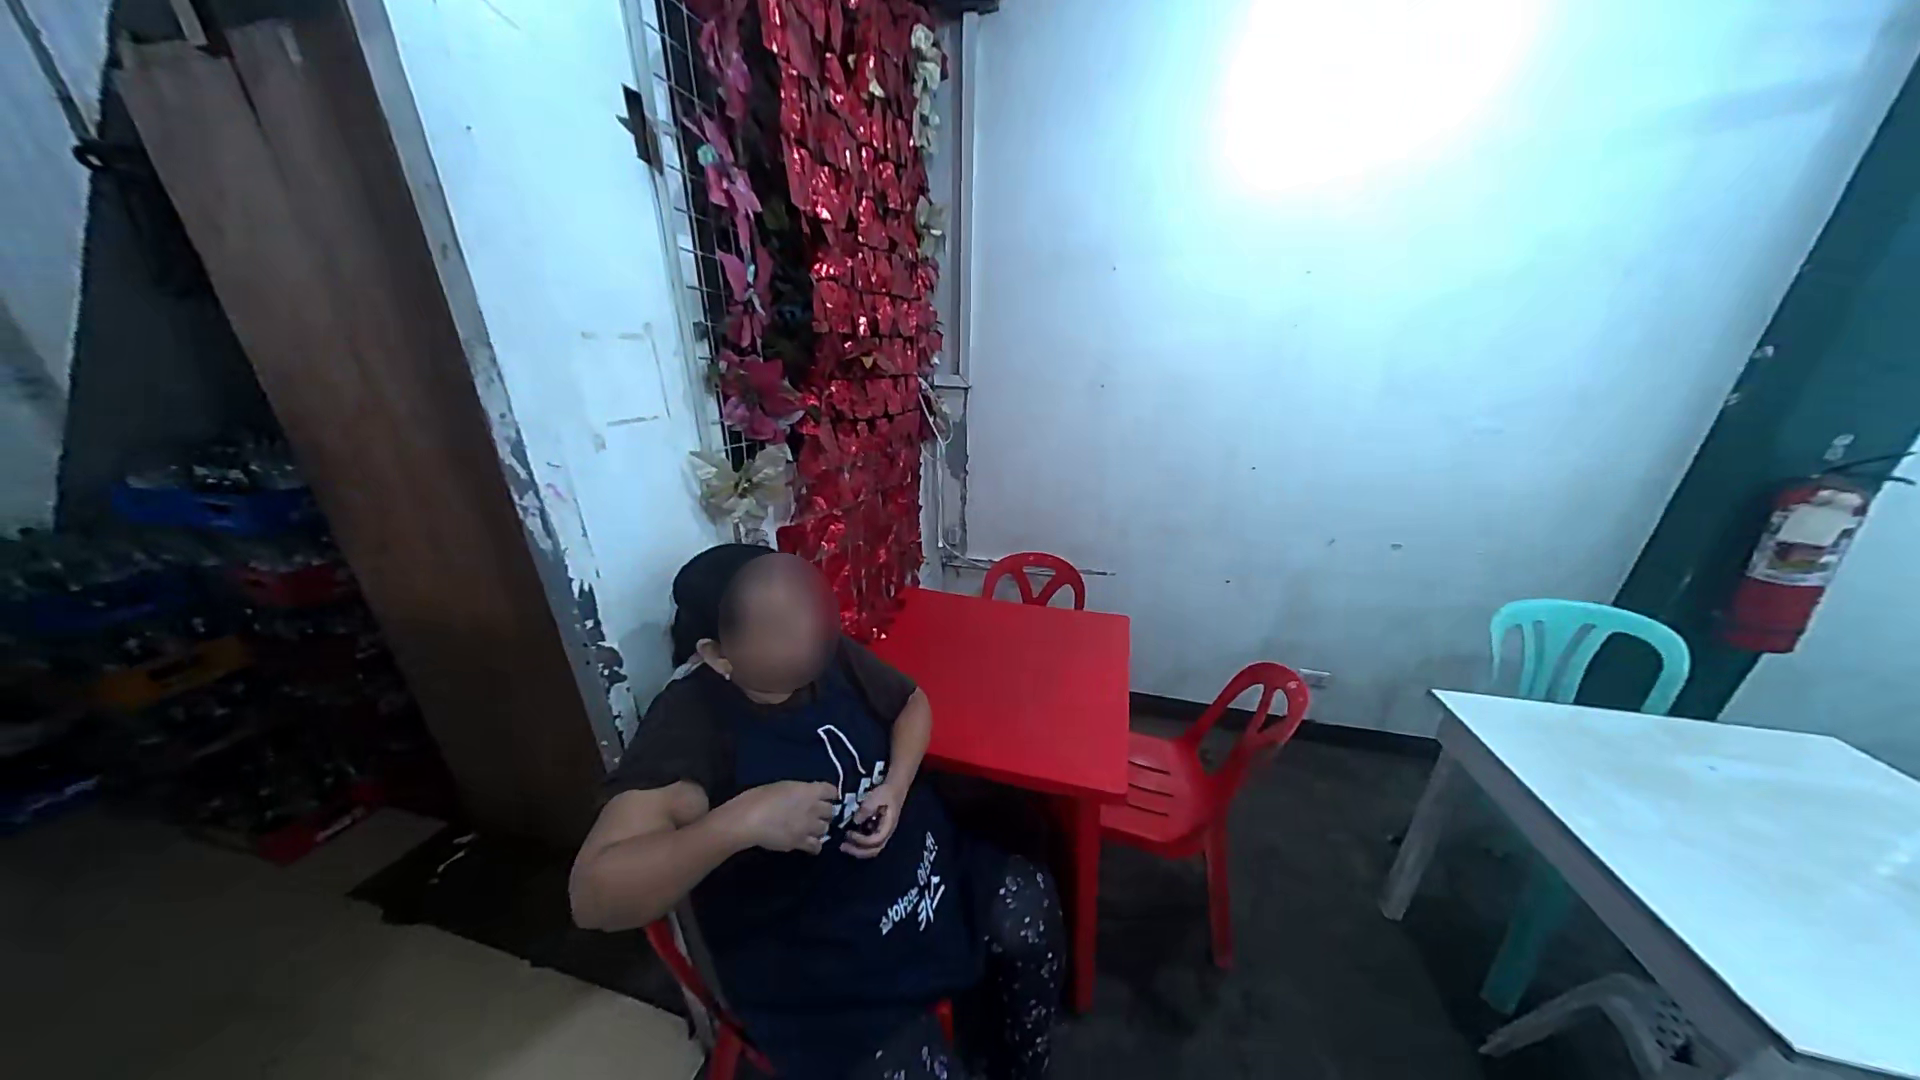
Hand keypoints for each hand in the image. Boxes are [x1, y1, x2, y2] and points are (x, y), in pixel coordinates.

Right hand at [723, 781, 837, 853]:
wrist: (749, 819)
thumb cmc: (762, 797)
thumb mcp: (785, 786)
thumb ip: (800, 791)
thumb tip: (806, 796)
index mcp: (811, 790)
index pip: (832, 791)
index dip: (830, 794)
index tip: (826, 797)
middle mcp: (814, 808)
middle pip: (830, 811)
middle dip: (825, 812)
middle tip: (816, 814)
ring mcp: (809, 827)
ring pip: (825, 828)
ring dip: (820, 828)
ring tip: (811, 829)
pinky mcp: (800, 843)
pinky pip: (816, 846)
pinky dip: (815, 845)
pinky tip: (809, 843)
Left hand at [841, 780, 905, 858]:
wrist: (894, 788)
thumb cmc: (886, 793)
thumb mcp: (876, 797)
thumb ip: (866, 809)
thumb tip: (855, 821)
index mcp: (888, 826)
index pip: (876, 841)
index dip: (861, 840)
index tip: (849, 833)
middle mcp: (886, 834)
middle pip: (874, 850)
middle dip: (857, 851)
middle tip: (843, 846)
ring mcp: (882, 834)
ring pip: (871, 849)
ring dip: (857, 849)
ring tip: (844, 844)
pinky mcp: (876, 831)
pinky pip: (868, 843)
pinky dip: (858, 844)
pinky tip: (850, 837)